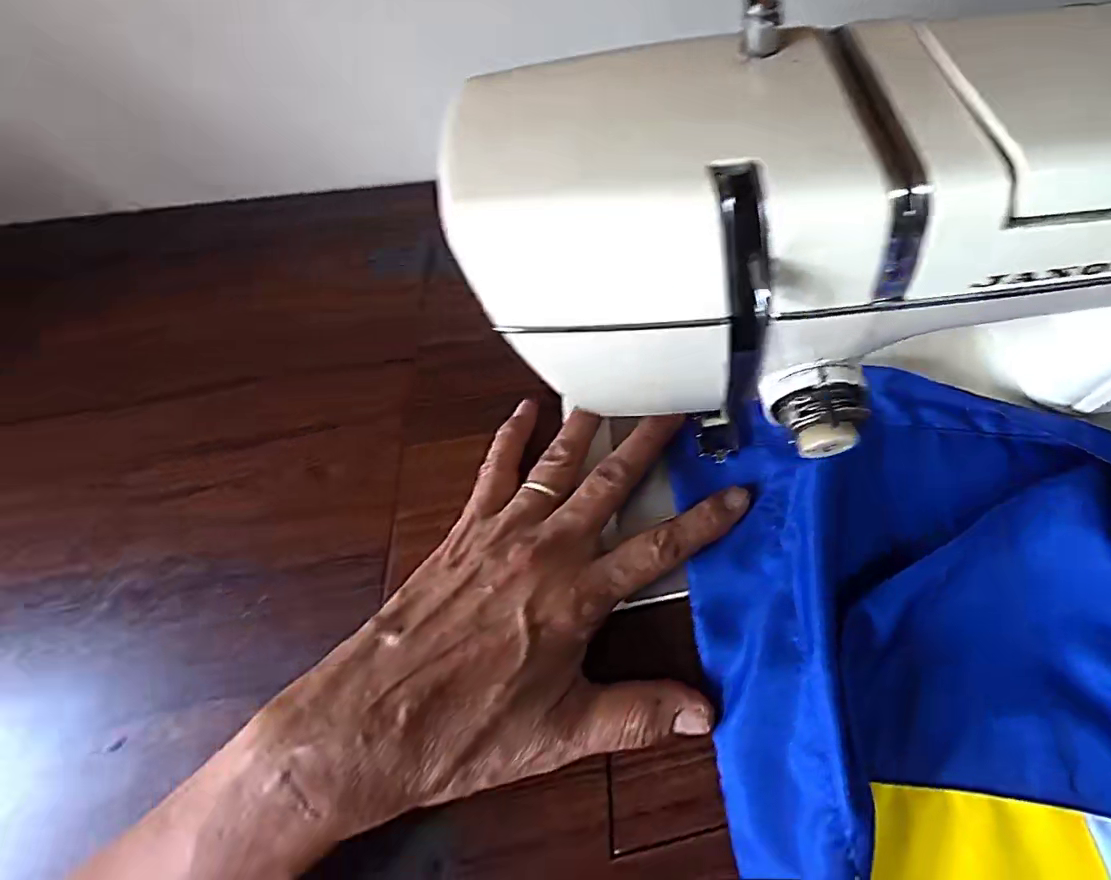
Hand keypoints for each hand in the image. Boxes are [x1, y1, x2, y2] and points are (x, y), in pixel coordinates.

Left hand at [73, 402, 746, 879]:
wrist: (348, 736)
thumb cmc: (458, 733)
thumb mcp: (561, 734)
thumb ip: (639, 715)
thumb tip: (703, 714)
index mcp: (577, 596)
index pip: (661, 546)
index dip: (706, 519)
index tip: (738, 494)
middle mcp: (545, 553)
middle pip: (612, 483)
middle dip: (650, 444)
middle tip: (675, 411)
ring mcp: (502, 536)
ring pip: (558, 466)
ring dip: (591, 429)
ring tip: (615, 399)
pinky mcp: (463, 535)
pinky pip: (493, 474)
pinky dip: (511, 438)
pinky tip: (524, 412)